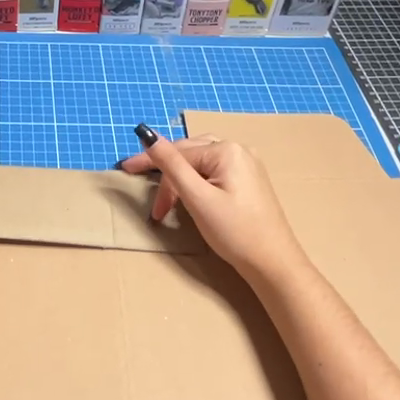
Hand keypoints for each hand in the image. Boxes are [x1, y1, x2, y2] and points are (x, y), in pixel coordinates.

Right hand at [120, 128, 303, 281]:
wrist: (274, 265)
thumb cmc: (235, 232)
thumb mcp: (197, 198)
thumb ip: (171, 164)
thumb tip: (147, 135)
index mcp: (226, 150)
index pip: (179, 152)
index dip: (150, 163)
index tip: (124, 169)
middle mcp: (238, 150)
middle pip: (189, 153)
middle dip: (166, 174)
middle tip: (149, 199)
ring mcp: (246, 165)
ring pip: (200, 163)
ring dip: (180, 179)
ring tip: (166, 201)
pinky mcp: (249, 181)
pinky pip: (213, 172)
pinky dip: (195, 182)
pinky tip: (189, 195)